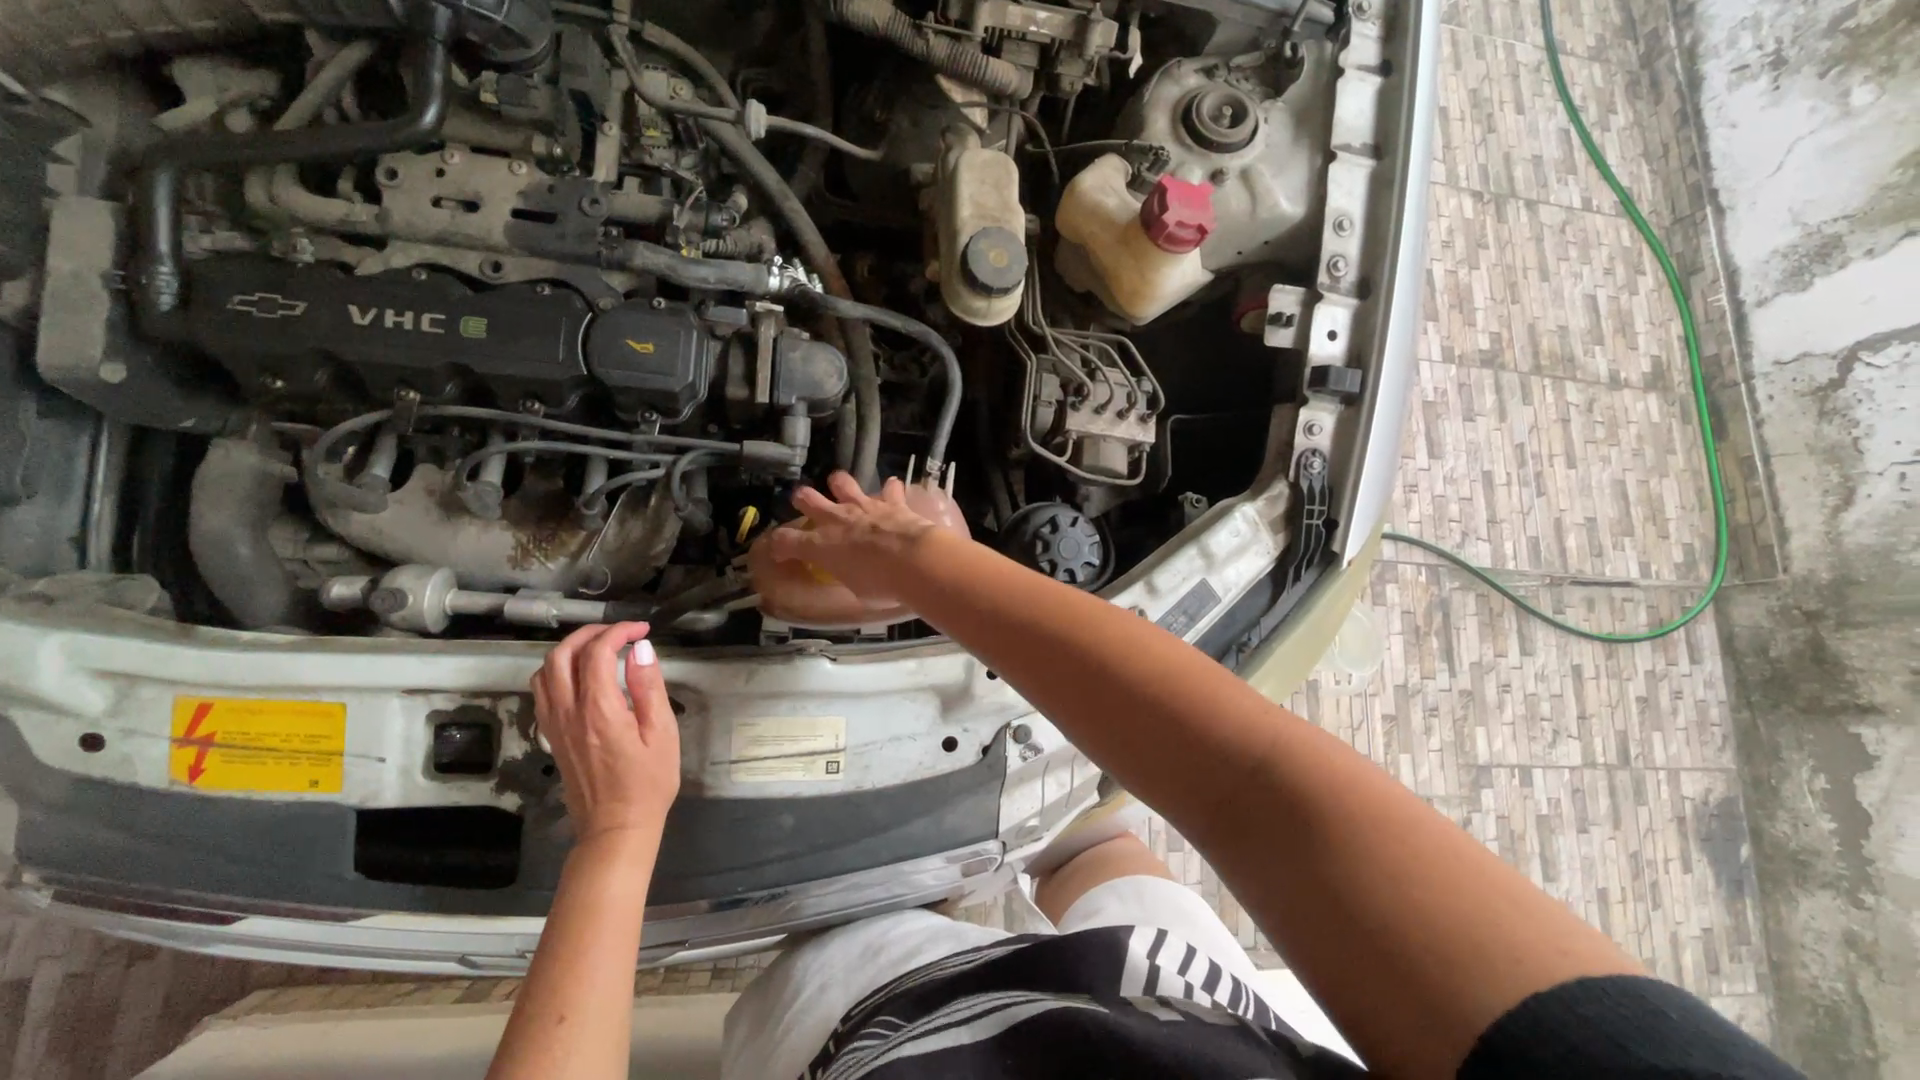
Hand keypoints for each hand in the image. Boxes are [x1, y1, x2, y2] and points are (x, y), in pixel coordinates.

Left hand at [530, 622, 680, 845]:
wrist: (616, 827)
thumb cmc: (648, 783)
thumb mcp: (662, 733)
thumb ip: (649, 687)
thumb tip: (641, 650)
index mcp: (599, 709)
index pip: (598, 652)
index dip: (619, 632)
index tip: (642, 631)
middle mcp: (569, 712)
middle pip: (561, 655)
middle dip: (589, 633)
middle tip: (618, 633)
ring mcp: (554, 725)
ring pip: (544, 672)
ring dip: (568, 650)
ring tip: (597, 649)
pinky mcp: (552, 736)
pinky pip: (542, 692)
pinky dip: (556, 672)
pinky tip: (579, 677)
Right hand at [768, 471, 942, 601]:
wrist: (915, 561)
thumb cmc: (880, 585)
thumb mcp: (855, 589)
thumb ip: (848, 575)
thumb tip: (851, 574)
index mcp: (821, 546)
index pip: (786, 541)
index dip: (780, 545)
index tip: (782, 552)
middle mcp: (836, 519)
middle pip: (807, 499)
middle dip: (802, 499)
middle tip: (805, 504)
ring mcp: (864, 506)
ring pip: (841, 482)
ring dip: (840, 484)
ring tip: (842, 489)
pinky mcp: (891, 502)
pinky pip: (889, 490)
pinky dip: (890, 491)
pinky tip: (892, 491)